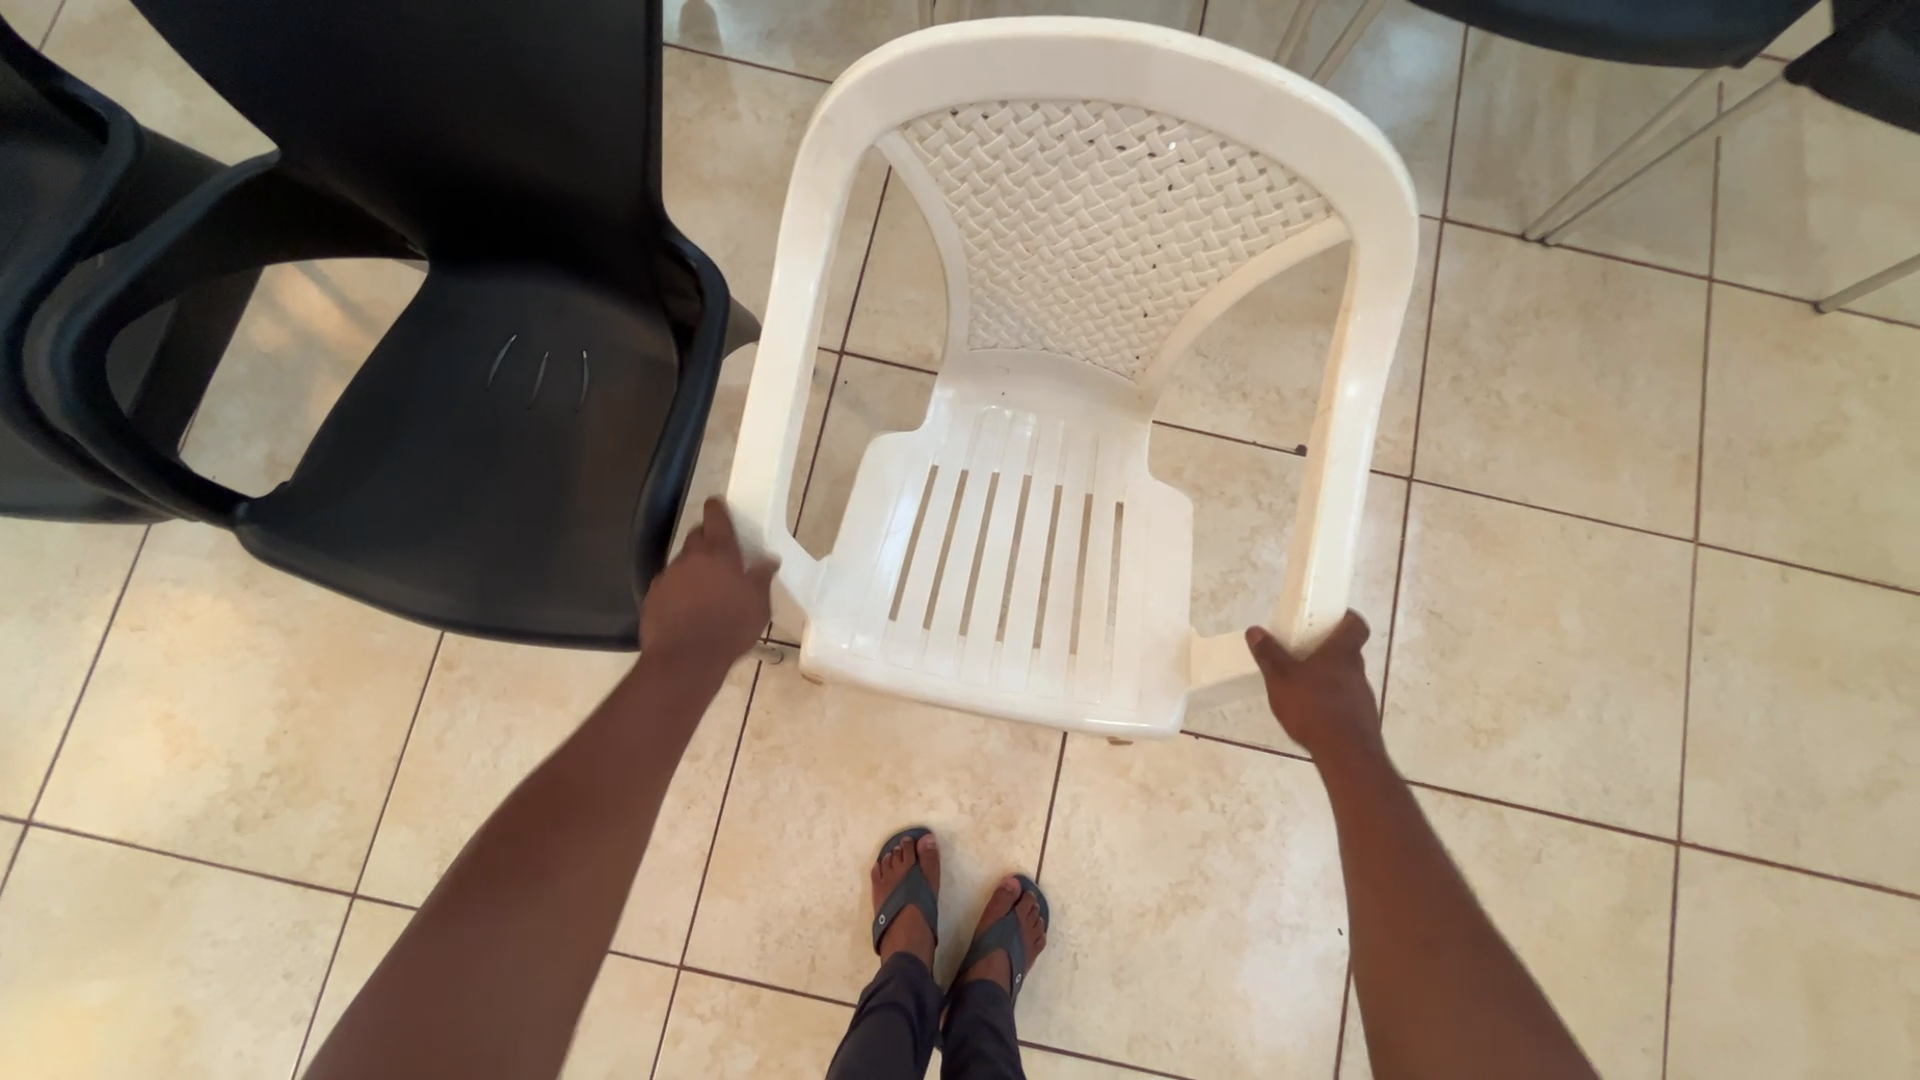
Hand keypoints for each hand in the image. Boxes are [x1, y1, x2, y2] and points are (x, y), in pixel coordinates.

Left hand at [640, 498, 778, 670]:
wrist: (685, 659)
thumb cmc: (730, 627)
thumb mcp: (758, 604)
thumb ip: (761, 577)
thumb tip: (767, 560)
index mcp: (718, 553)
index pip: (716, 518)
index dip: (718, 509)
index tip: (717, 503)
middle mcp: (689, 558)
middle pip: (696, 536)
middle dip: (707, 538)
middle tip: (721, 552)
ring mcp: (667, 577)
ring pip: (682, 562)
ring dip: (694, 567)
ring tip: (706, 587)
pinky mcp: (652, 597)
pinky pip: (669, 585)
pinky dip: (679, 589)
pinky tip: (688, 607)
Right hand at [1244, 612, 1382, 765]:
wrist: (1346, 755)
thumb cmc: (1313, 707)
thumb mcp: (1280, 678)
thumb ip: (1269, 654)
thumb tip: (1255, 630)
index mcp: (1341, 653)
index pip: (1356, 624)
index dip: (1345, 617)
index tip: (1327, 618)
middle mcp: (1357, 670)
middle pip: (1346, 651)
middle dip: (1324, 649)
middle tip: (1299, 652)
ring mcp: (1362, 696)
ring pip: (1344, 676)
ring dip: (1325, 676)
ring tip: (1298, 686)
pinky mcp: (1360, 718)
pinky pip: (1343, 700)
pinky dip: (1328, 700)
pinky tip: (1309, 712)